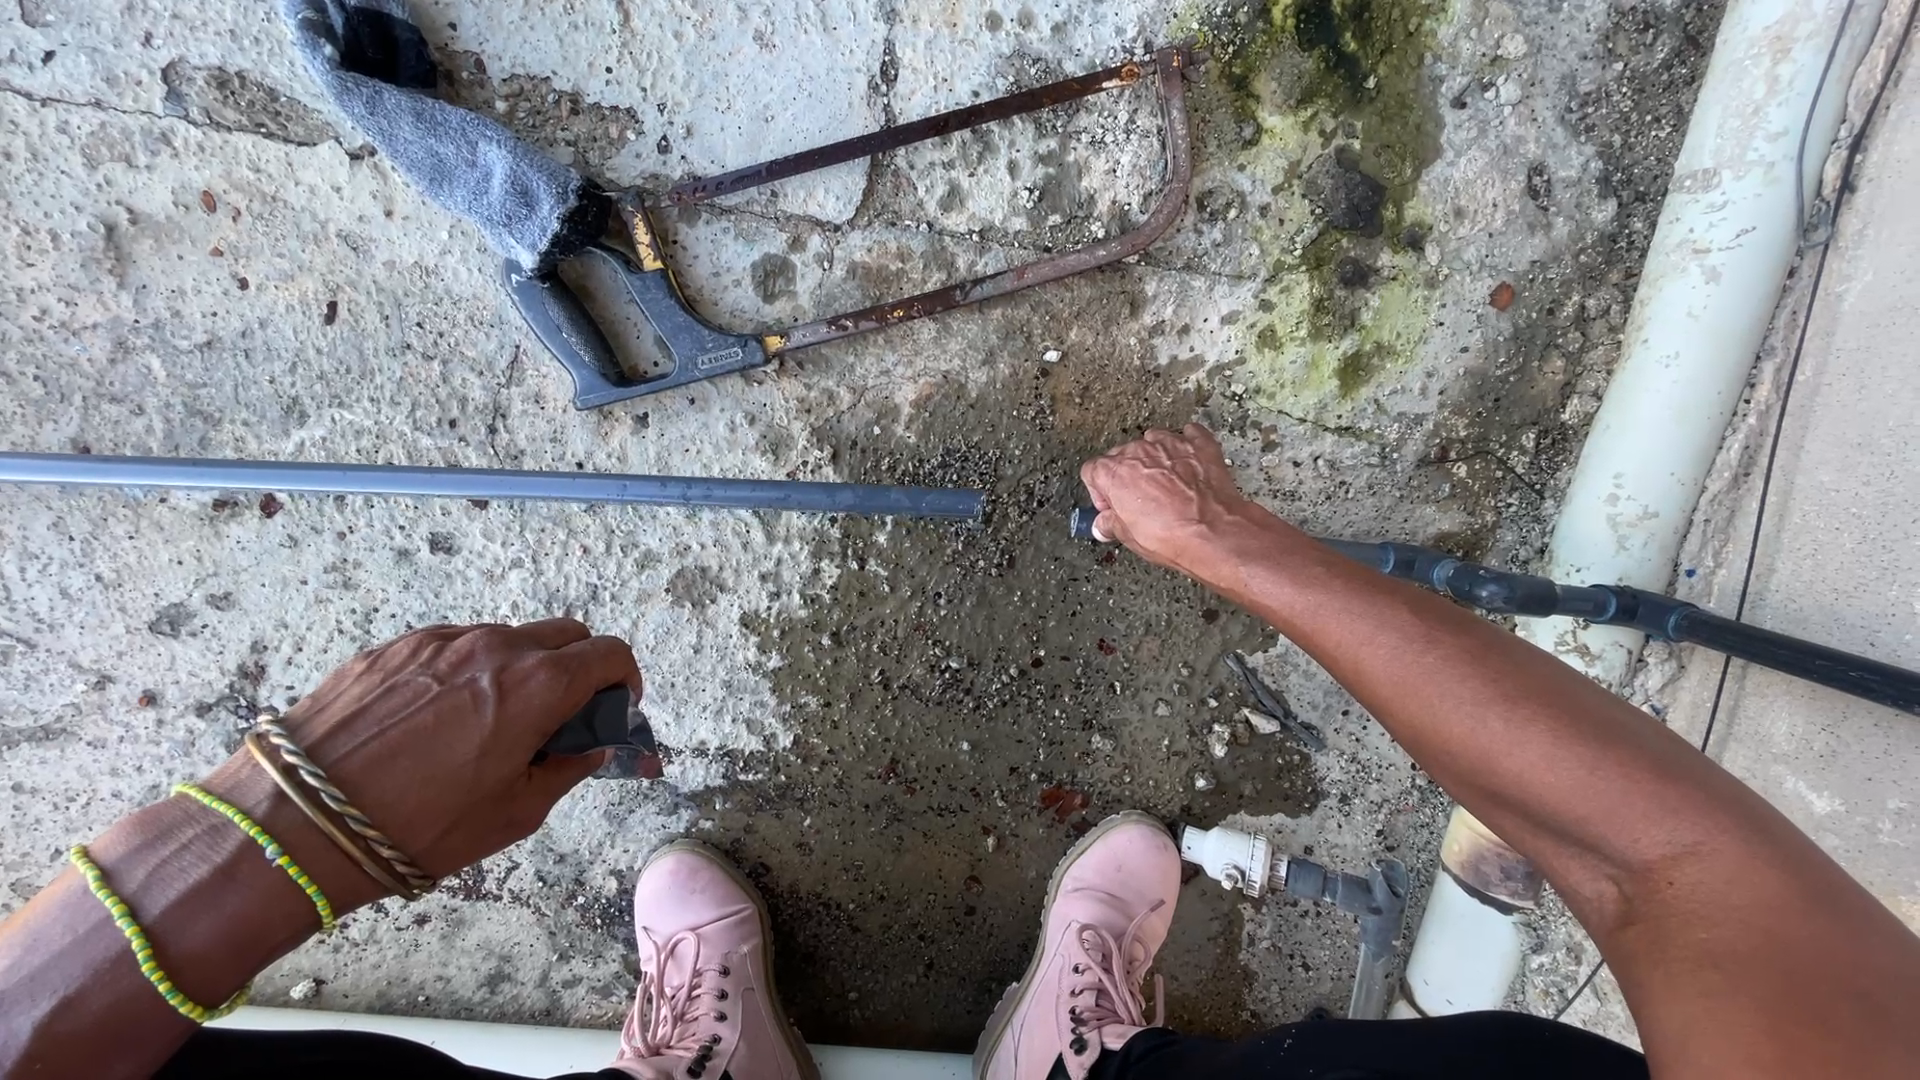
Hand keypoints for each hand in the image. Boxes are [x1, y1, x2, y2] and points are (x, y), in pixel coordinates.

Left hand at [205, 619, 640, 908]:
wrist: (291, 825)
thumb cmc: (419, 828)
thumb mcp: (517, 813)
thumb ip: (569, 767)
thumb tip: (589, 746)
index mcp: (539, 684)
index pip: (611, 653)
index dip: (625, 680)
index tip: (613, 708)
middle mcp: (498, 647)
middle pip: (569, 634)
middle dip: (581, 667)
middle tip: (560, 714)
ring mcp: (442, 641)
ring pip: (510, 638)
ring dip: (523, 668)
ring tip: (489, 720)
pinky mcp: (394, 647)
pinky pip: (455, 646)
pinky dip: (469, 670)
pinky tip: (437, 717)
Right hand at [1079, 425, 1269, 575]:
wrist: (1213, 532)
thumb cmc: (1171, 534)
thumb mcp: (1128, 536)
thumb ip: (1110, 524)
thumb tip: (1104, 524)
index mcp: (1114, 472)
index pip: (1092, 470)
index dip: (1098, 491)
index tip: (1110, 506)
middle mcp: (1138, 451)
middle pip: (1121, 456)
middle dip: (1126, 476)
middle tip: (1137, 501)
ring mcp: (1170, 444)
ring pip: (1152, 442)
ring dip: (1153, 460)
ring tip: (1163, 485)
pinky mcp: (1198, 445)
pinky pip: (1188, 434)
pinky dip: (1185, 445)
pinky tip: (1186, 460)